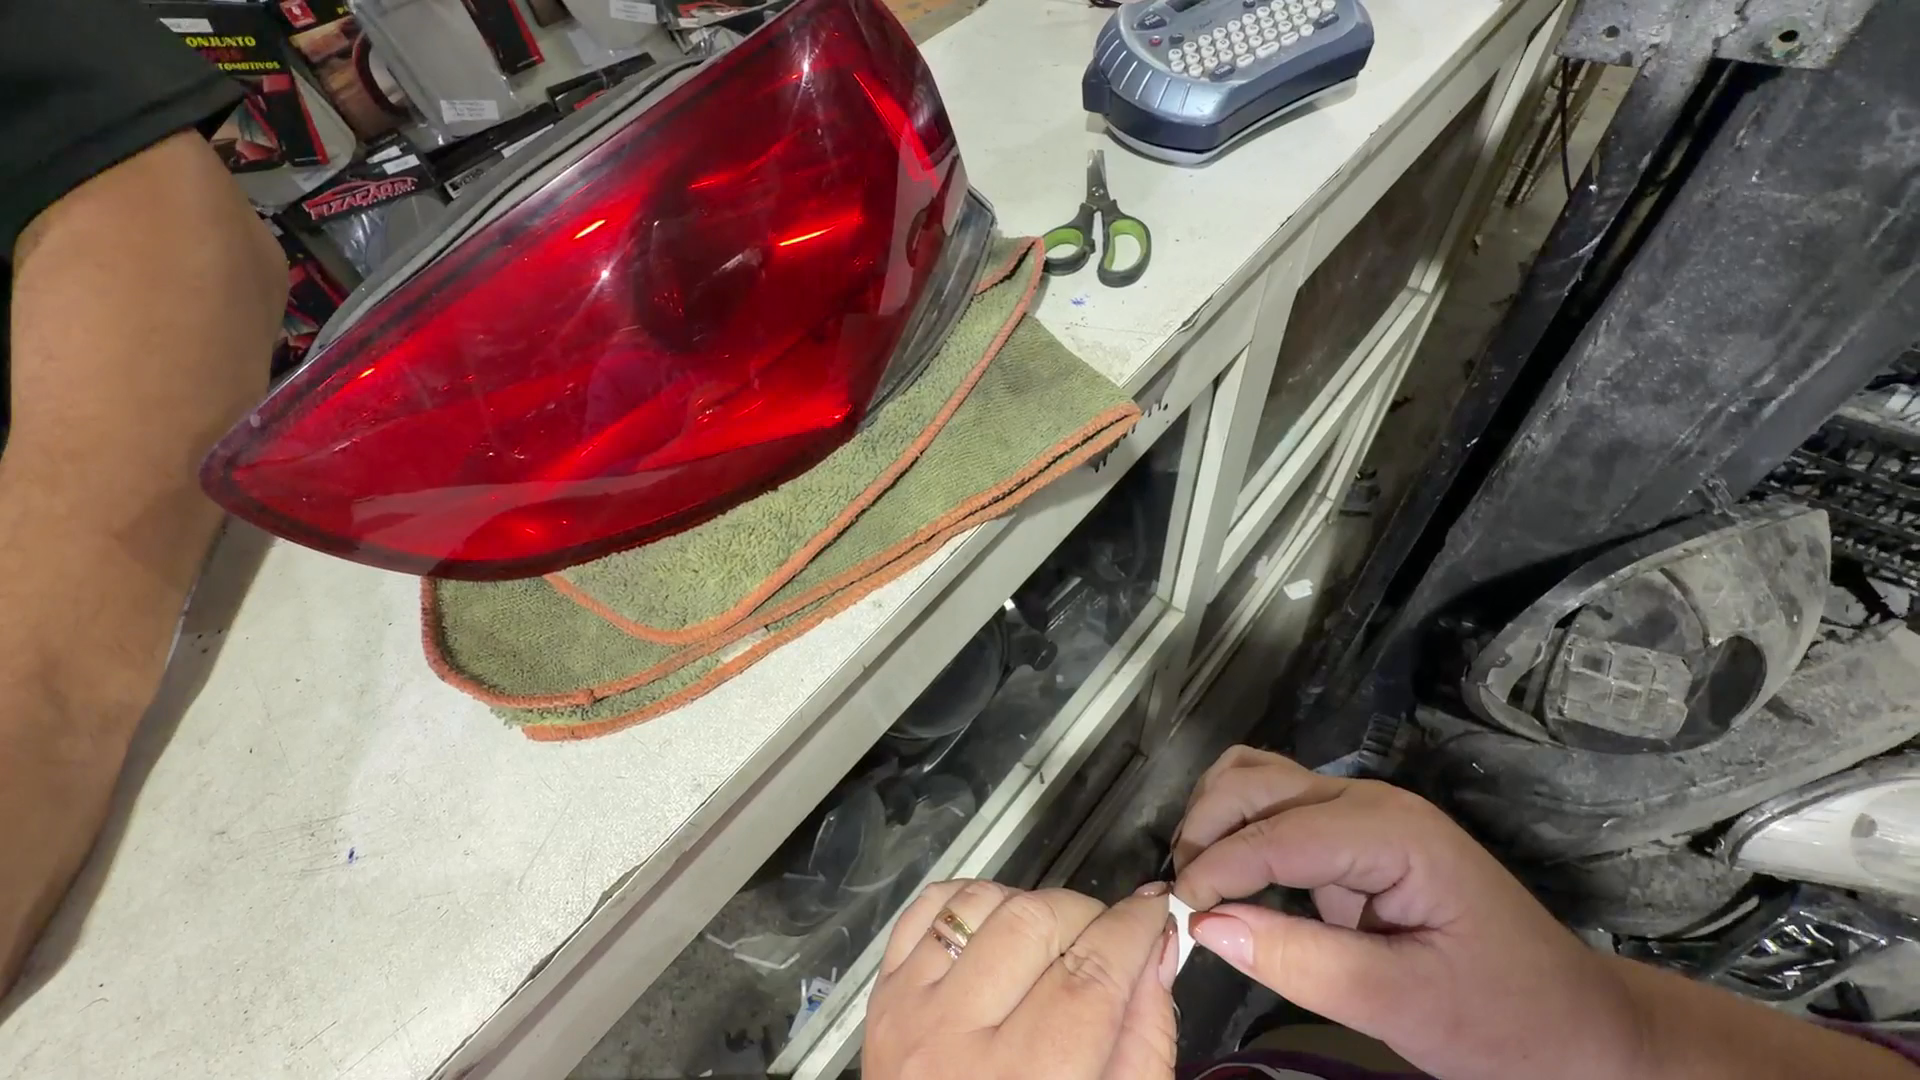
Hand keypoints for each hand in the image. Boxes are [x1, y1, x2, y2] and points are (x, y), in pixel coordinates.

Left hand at [864, 879, 1178, 1079]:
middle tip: (1106, 935)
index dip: (1132, 930)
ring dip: (1028, 904)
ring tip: (1051, 939)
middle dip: (1086, 914)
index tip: (1154, 910)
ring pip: (981, 902)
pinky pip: (929, 906)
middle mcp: (955, 1039)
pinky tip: (997, 926)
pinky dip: (970, 898)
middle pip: (1035, 924)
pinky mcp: (884, 994)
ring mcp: (910, 1010)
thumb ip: (1145, 1037)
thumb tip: (1154, 949)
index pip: (1089, 974)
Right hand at [1171, 747, 1643, 1079]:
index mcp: (1392, 833)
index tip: (1178, 913)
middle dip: (1206, 830)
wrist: (1574, 1022)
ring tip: (1197, 878)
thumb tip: (1206, 926)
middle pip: (1254, 781)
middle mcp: (1367, 801)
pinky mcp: (1347, 827)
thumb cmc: (1501, 1019)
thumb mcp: (1403, 1005)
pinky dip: (1233, 824)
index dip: (1219, 868)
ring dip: (1214, 817)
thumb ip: (1299, 962)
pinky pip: (1270, 802)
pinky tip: (1226, 869)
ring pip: (1254, 777)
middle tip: (1182, 896)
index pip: (1278, 833)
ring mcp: (1358, 808)